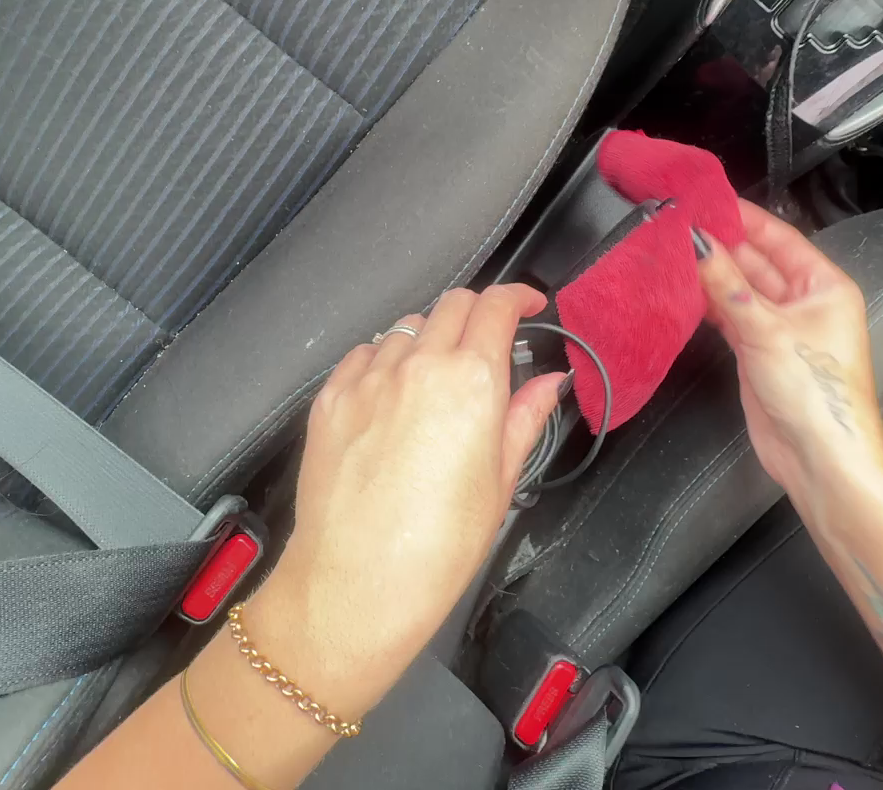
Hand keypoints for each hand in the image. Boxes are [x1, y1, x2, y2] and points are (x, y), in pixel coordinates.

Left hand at [245, 285, 565, 716]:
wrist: (354, 585)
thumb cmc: (443, 544)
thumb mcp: (500, 482)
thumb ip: (525, 417)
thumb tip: (552, 380)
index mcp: (472, 380)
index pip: (497, 306)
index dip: (519, 296)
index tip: (530, 305)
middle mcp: (419, 363)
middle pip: (453, 303)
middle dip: (479, 311)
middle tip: (488, 341)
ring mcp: (368, 376)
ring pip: (408, 326)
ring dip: (432, 336)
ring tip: (437, 374)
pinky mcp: (331, 396)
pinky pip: (365, 354)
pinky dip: (386, 358)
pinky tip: (392, 391)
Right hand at [695, 201, 882, 500]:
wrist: (819, 459)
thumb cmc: (816, 393)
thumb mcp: (767, 329)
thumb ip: (726, 284)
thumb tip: (697, 243)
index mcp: (823, 285)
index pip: (779, 237)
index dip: (744, 217)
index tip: (707, 201)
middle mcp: (803, 302)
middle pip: (756, 262)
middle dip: (720, 246)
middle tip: (679, 226)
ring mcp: (778, 327)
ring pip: (738, 289)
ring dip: (710, 275)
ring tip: (673, 253)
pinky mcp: (757, 351)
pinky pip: (729, 316)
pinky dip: (707, 304)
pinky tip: (682, 291)